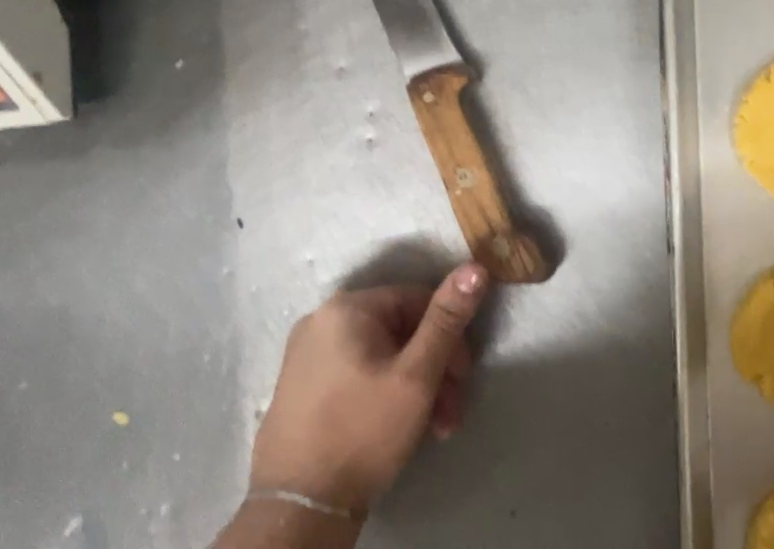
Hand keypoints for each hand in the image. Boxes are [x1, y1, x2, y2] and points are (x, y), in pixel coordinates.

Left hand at [249, 264, 487, 512]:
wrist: (298, 507)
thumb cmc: (364, 430)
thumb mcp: (418, 373)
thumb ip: (447, 318)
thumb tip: (475, 266)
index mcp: (347, 309)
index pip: (420, 299)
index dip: (450, 335)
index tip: (463, 376)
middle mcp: (321, 322)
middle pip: (403, 329)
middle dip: (437, 367)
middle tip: (452, 408)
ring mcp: (307, 356)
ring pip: (385, 355)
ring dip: (419, 385)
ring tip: (437, 426)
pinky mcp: (303, 386)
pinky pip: (360, 373)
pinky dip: (389, 392)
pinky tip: (405, 425)